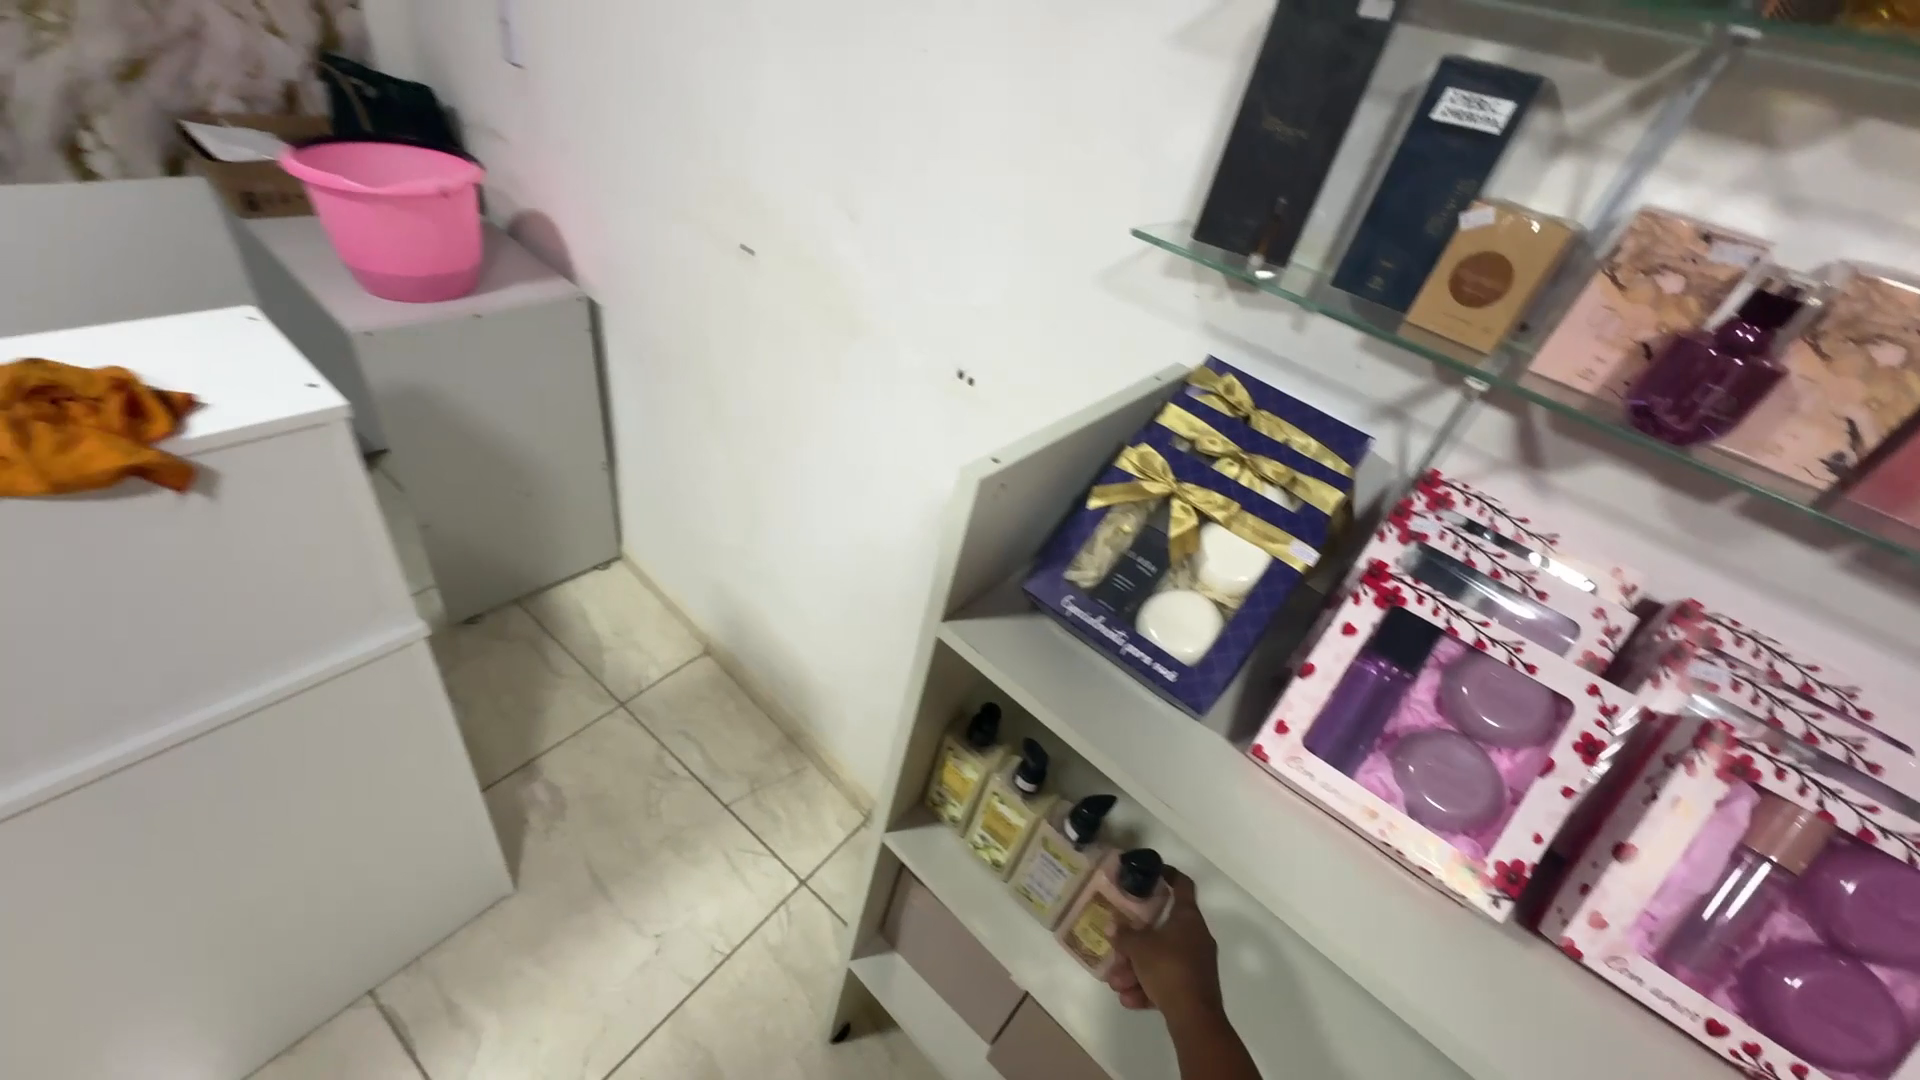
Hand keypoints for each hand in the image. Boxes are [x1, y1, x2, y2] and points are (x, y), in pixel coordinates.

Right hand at [1105, 867, 1222, 1021]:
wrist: (1195, 1019)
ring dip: (1136, 971)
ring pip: (1160, 959)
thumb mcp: (1139, 948)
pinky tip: (1129, 1000)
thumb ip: (1124, 935)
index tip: (1154, 872)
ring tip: (1116, 984)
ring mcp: (1196, 964)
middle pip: (1161, 930)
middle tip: (1117, 950)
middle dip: (1135, 944)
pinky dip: (1147, 988)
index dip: (1169, 875)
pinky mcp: (1193, 988)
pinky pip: (1166, 981)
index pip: (1183, 885)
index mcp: (1188, 918)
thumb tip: (1113, 925)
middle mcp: (1195, 937)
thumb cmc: (1169, 969)